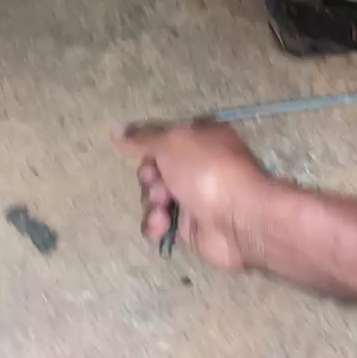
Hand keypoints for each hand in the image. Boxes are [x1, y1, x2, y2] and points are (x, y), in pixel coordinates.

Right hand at [115, 122, 274, 270]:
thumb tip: (117, 130)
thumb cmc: (207, 170)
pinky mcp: (190, 227)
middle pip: (155, 170)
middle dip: (150, 179)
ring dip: (151, 203)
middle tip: (159, 186)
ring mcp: (195, 198)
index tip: (148, 156)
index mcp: (201, 139)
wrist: (239, 219)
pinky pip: (160, 224)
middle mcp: (198, 167)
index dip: (150, 149)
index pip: (164, 140)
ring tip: (163, 209)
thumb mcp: (172, 142)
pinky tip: (162, 227)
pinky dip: (156, 225)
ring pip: (154, 198)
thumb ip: (143, 137)